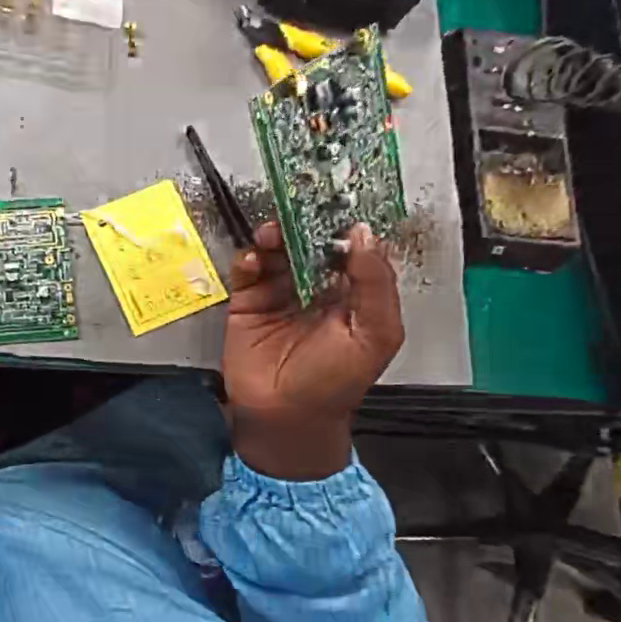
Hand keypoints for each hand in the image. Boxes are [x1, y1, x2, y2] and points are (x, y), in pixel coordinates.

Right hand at [222, 222, 403, 479]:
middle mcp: (314, 289)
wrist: (284, 415)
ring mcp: (278, 294)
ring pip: (276, 253)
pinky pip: (246, 273)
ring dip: (273, 238)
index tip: (335, 206)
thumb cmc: (335, 381)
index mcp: (352, 295)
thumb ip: (374, 284)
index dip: (341, 228)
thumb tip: (363, 234)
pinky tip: (253, 260)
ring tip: (270, 234)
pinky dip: (248, 260)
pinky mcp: (246, 303)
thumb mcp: (374, 333)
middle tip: (294, 214)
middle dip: (301, 227)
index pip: (349, 250)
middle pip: (307, 245)